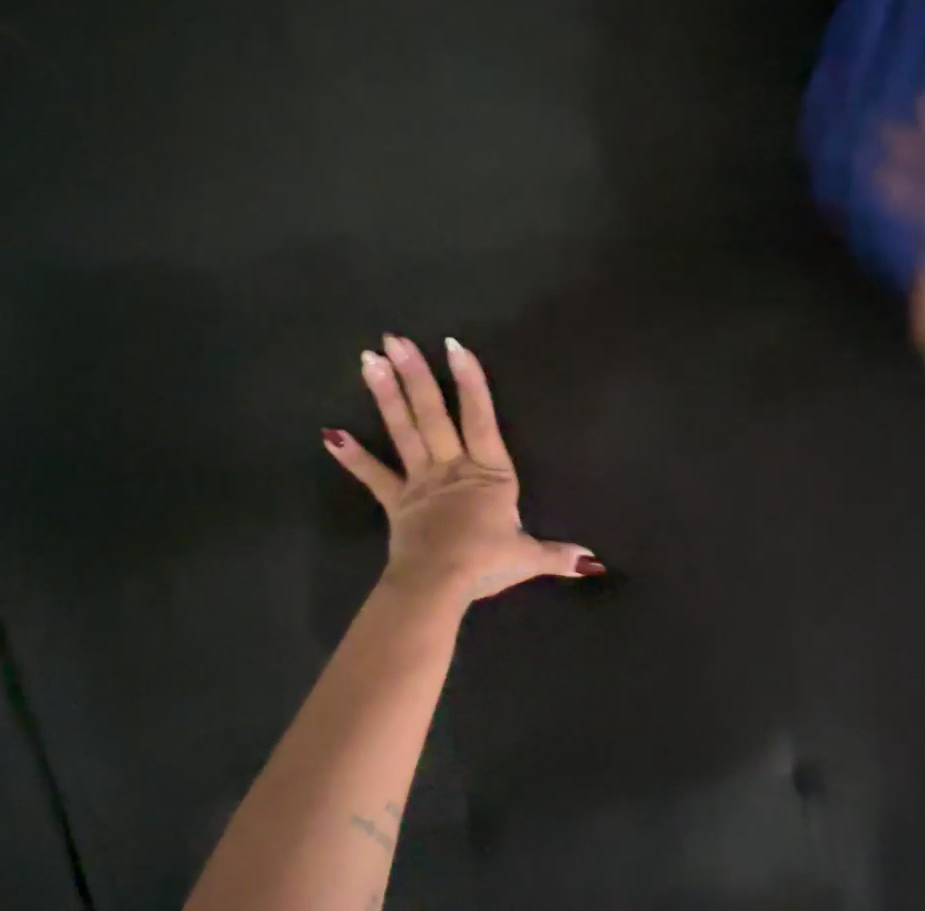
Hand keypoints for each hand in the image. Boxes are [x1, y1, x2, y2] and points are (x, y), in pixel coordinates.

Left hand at [324, 334, 602, 607]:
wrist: (438, 585)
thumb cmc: (485, 564)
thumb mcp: (528, 558)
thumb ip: (558, 555)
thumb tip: (594, 562)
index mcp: (489, 473)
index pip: (480, 418)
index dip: (470, 381)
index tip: (454, 345)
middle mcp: (452, 467)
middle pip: (433, 414)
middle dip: (415, 374)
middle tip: (395, 338)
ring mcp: (420, 481)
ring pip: (404, 431)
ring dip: (387, 395)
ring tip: (368, 359)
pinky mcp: (395, 501)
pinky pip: (373, 476)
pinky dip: (352, 456)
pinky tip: (330, 432)